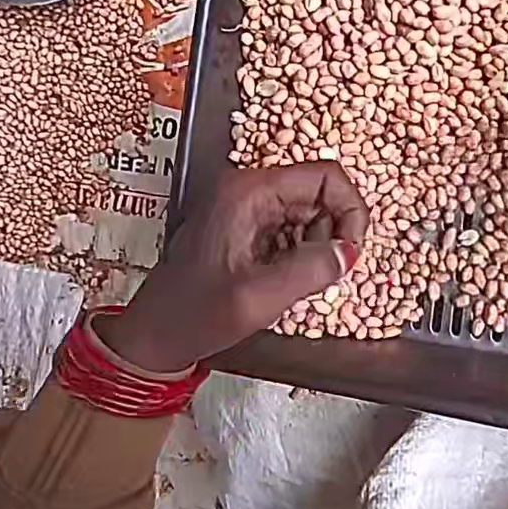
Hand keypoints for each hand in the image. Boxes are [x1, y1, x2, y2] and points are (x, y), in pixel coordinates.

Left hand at [99, 163, 367, 371]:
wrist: (156, 333)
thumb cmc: (194, 314)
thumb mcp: (257, 297)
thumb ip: (310, 270)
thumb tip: (350, 252)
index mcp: (248, 193)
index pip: (325, 176)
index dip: (350, 210)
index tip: (351, 251)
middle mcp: (248, 190)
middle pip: (319, 193)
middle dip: (333, 234)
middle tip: (322, 274)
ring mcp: (247, 208)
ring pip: (310, 214)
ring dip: (317, 247)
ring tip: (295, 281)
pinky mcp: (247, 227)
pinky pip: (292, 230)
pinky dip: (302, 254)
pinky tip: (284, 280)